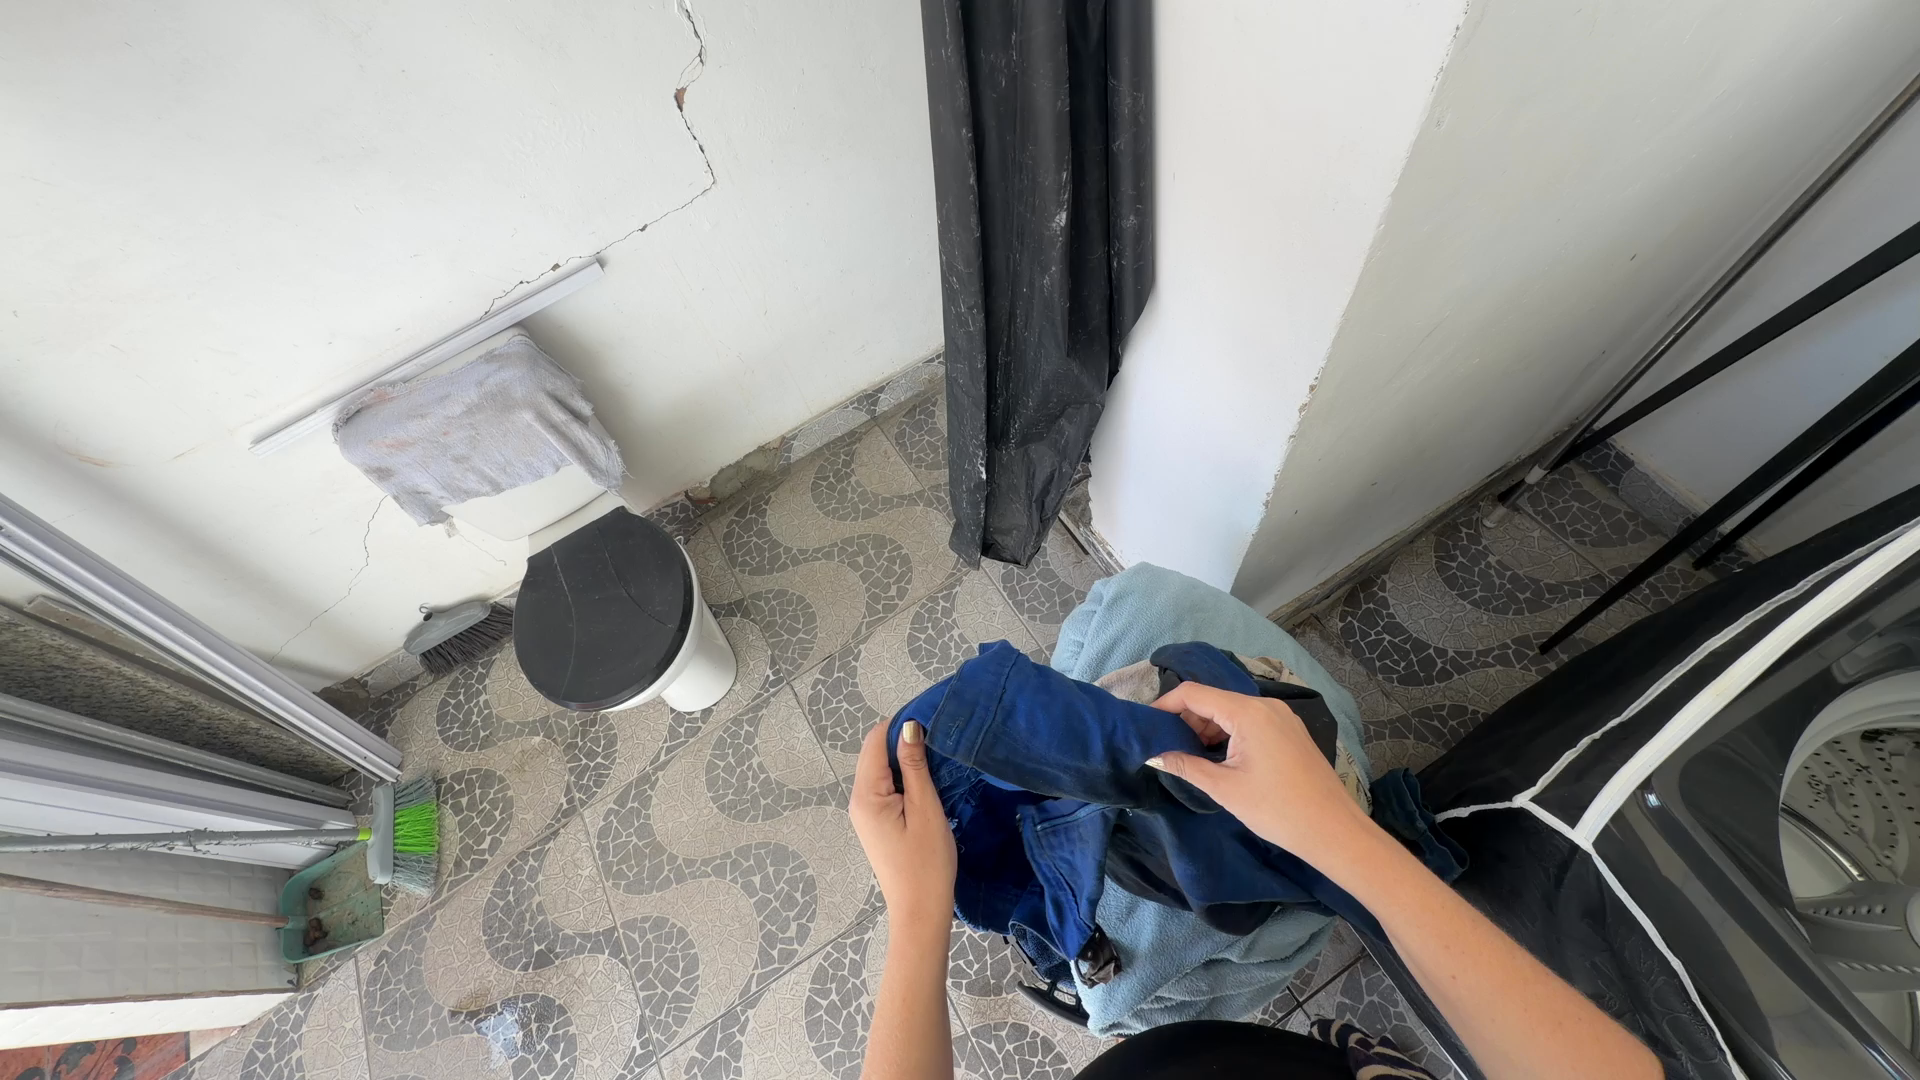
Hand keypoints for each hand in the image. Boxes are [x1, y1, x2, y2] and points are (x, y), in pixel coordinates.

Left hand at [850, 721, 956, 931]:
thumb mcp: (925, 807)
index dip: (900, 724)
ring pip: (881, 768)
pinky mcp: (876, 822)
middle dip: (902, 740)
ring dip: (904, 759)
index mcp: (866, 794)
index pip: (875, 740)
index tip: (931, 719)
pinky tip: (926, 779)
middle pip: (875, 752)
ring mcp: (865, 812)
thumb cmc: (926, 862)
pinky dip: (903, 777)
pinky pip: (885, 786)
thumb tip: (909, 725)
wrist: (921, 912)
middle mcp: (858, 799)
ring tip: (936, 756)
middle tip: (939, 737)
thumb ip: (914, 764)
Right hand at [1145, 682, 1375, 869]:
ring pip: (1230, 711)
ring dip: (1206, 729)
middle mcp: (1265, 705)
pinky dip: (1228, 734)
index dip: (1165, 705)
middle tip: (1167, 747)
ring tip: (1189, 756)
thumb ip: (1185, 765)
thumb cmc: (1277, 809)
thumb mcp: (1224, 788)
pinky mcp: (1288, 731)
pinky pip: (1248, 722)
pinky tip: (1218, 758)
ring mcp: (1280, 717)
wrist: (1336, 833)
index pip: (1193, 693)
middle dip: (1186, 720)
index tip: (1147, 726)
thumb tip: (1154, 754)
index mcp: (1248, 712)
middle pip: (1212, 700)